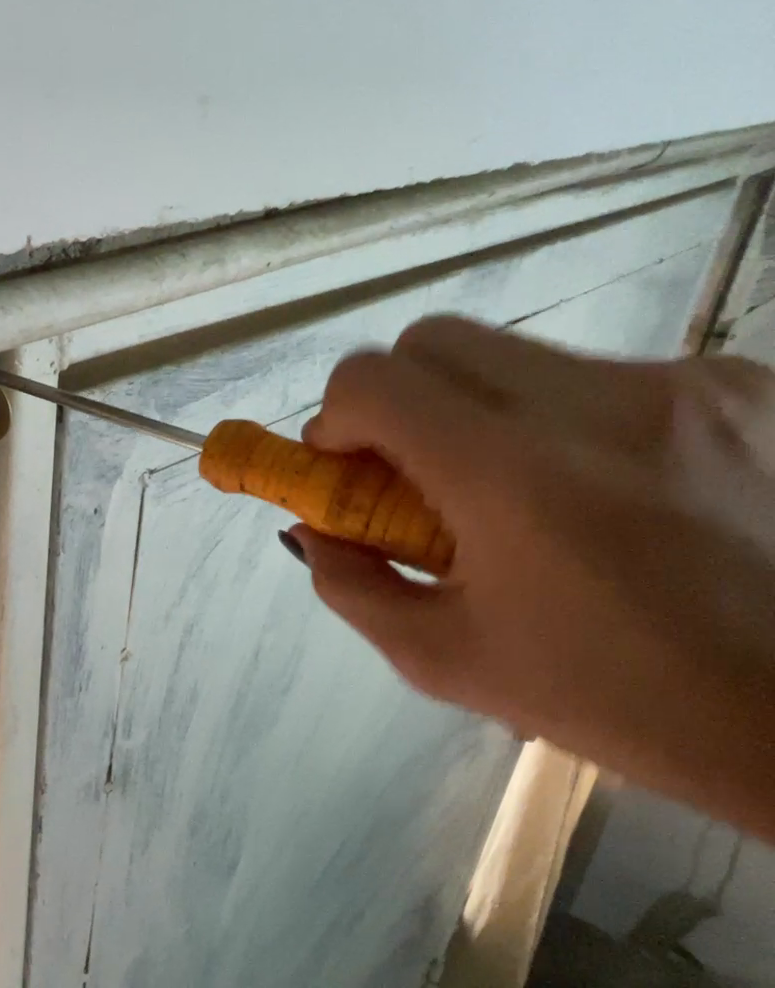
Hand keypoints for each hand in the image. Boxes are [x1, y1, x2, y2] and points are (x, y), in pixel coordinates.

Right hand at [285, 316, 774, 835]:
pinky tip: (619, 491)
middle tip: (419, 470)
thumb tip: (312, 526)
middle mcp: (602, 406)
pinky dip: (572, 421)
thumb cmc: (629, 701)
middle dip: (399, 399)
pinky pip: (604, 376)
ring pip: (518, 357)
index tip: (351, 469)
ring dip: (484, 412)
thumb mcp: (448, 660)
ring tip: (532, 494)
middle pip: (436, 341)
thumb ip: (352, 584)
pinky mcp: (749, 386)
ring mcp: (689, 386)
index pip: (372, 379)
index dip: (336, 418)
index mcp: (515, 477)